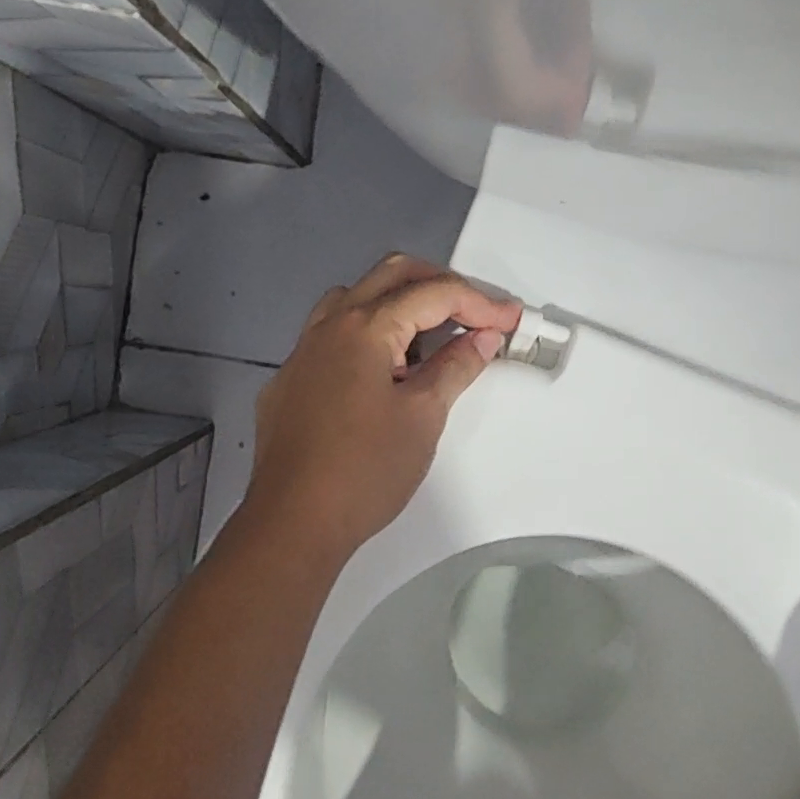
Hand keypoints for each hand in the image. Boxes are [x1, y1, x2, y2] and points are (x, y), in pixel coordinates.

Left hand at [243, 254, 521, 563]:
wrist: (292, 523)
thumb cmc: (364, 470)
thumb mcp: (423, 416)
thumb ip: (455, 367)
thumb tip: (482, 338)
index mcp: (363, 327)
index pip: (432, 293)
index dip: (479, 303)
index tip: (509, 322)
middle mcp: (327, 326)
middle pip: (391, 275)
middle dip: (441, 286)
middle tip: (476, 315)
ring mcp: (302, 352)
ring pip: (355, 299)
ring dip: (398, 305)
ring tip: (429, 343)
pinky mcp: (290, 381)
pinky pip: (331, 335)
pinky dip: (367, 335)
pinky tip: (382, 376)